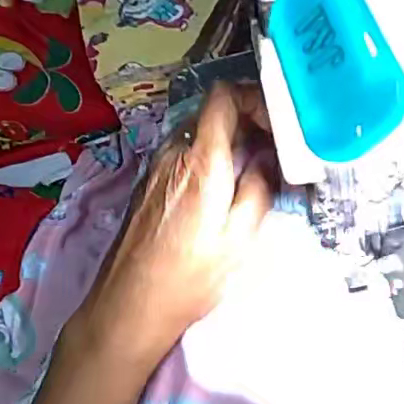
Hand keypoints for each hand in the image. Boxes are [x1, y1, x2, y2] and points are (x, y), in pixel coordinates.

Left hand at [72, 81, 275, 368]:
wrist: (129, 306)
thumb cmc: (187, 278)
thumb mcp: (239, 239)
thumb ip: (258, 190)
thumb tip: (266, 163)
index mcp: (201, 162)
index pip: (224, 96)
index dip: (254, 97)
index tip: (275, 124)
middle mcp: (173, 154)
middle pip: (211, 114)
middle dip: (246, 123)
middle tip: (272, 151)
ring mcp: (155, 169)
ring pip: (197, 136)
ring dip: (226, 144)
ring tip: (249, 175)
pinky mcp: (146, 186)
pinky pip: (182, 156)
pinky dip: (206, 160)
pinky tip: (219, 192)